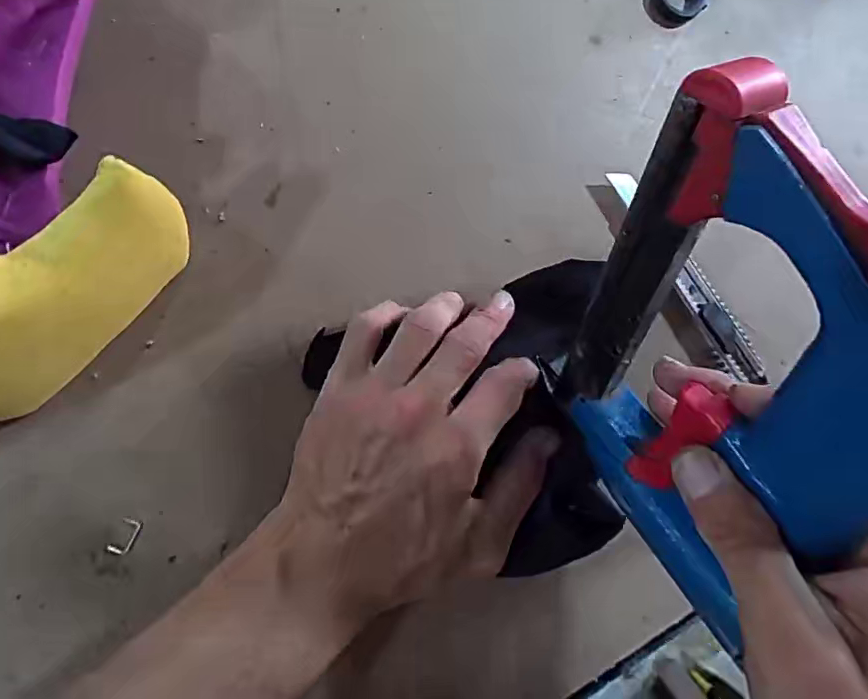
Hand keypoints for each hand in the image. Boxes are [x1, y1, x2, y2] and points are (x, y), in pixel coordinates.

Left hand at [268, 292, 558, 628]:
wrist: (318, 565)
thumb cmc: (403, 559)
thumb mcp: (478, 546)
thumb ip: (520, 487)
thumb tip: (549, 437)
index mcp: (458, 446)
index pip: (504, 384)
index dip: (523, 369)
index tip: (527, 368)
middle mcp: (420, 408)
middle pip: (465, 342)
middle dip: (492, 318)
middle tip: (503, 304)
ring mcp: (375, 392)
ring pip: (419, 326)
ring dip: (445, 306)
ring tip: (459, 302)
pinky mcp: (339, 388)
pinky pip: (363, 331)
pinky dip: (386, 313)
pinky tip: (401, 315)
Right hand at [649, 358, 867, 698]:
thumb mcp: (790, 647)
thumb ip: (742, 545)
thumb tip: (691, 458)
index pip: (848, 444)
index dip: (775, 413)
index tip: (711, 394)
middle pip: (826, 460)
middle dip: (743, 430)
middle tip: (676, 399)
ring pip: (816, 492)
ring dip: (746, 467)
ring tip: (681, 436)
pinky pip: (818, 529)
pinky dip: (763, 509)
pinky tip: (715, 494)